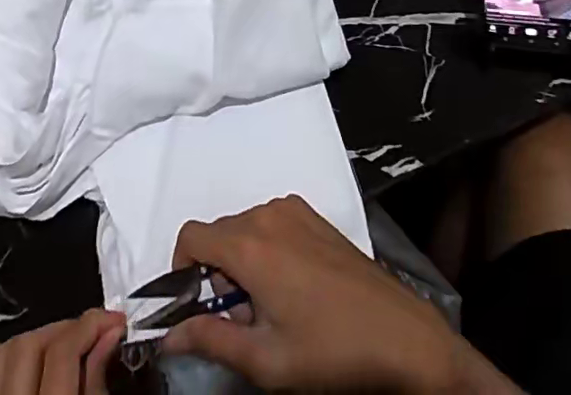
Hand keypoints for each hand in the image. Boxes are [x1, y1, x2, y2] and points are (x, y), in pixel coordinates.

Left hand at [0, 309, 124, 394]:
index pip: (62, 353)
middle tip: (93, 334)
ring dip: (37, 339)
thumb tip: (111, 332)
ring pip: (2, 353)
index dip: (92, 325)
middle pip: (28, 345)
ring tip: (65, 347)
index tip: (116, 320)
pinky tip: (33, 369)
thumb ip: (96, 383)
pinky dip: (10, 362)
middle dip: (65, 329)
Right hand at [161, 196, 519, 393]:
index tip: (196, 303)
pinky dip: (267, 247)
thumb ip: (210, 339)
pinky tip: (292, 286)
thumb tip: (168, 335)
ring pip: (246, 228)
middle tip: (240, 317)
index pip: (191, 235)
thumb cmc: (330, 350)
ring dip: (242, 260)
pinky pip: (272, 223)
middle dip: (215, 272)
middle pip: (218, 233)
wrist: (401, 335)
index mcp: (251, 245)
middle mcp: (270, 215)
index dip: (181, 269)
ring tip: (269, 306)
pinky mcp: (317, 217)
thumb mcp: (265, 359)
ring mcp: (297, 211)